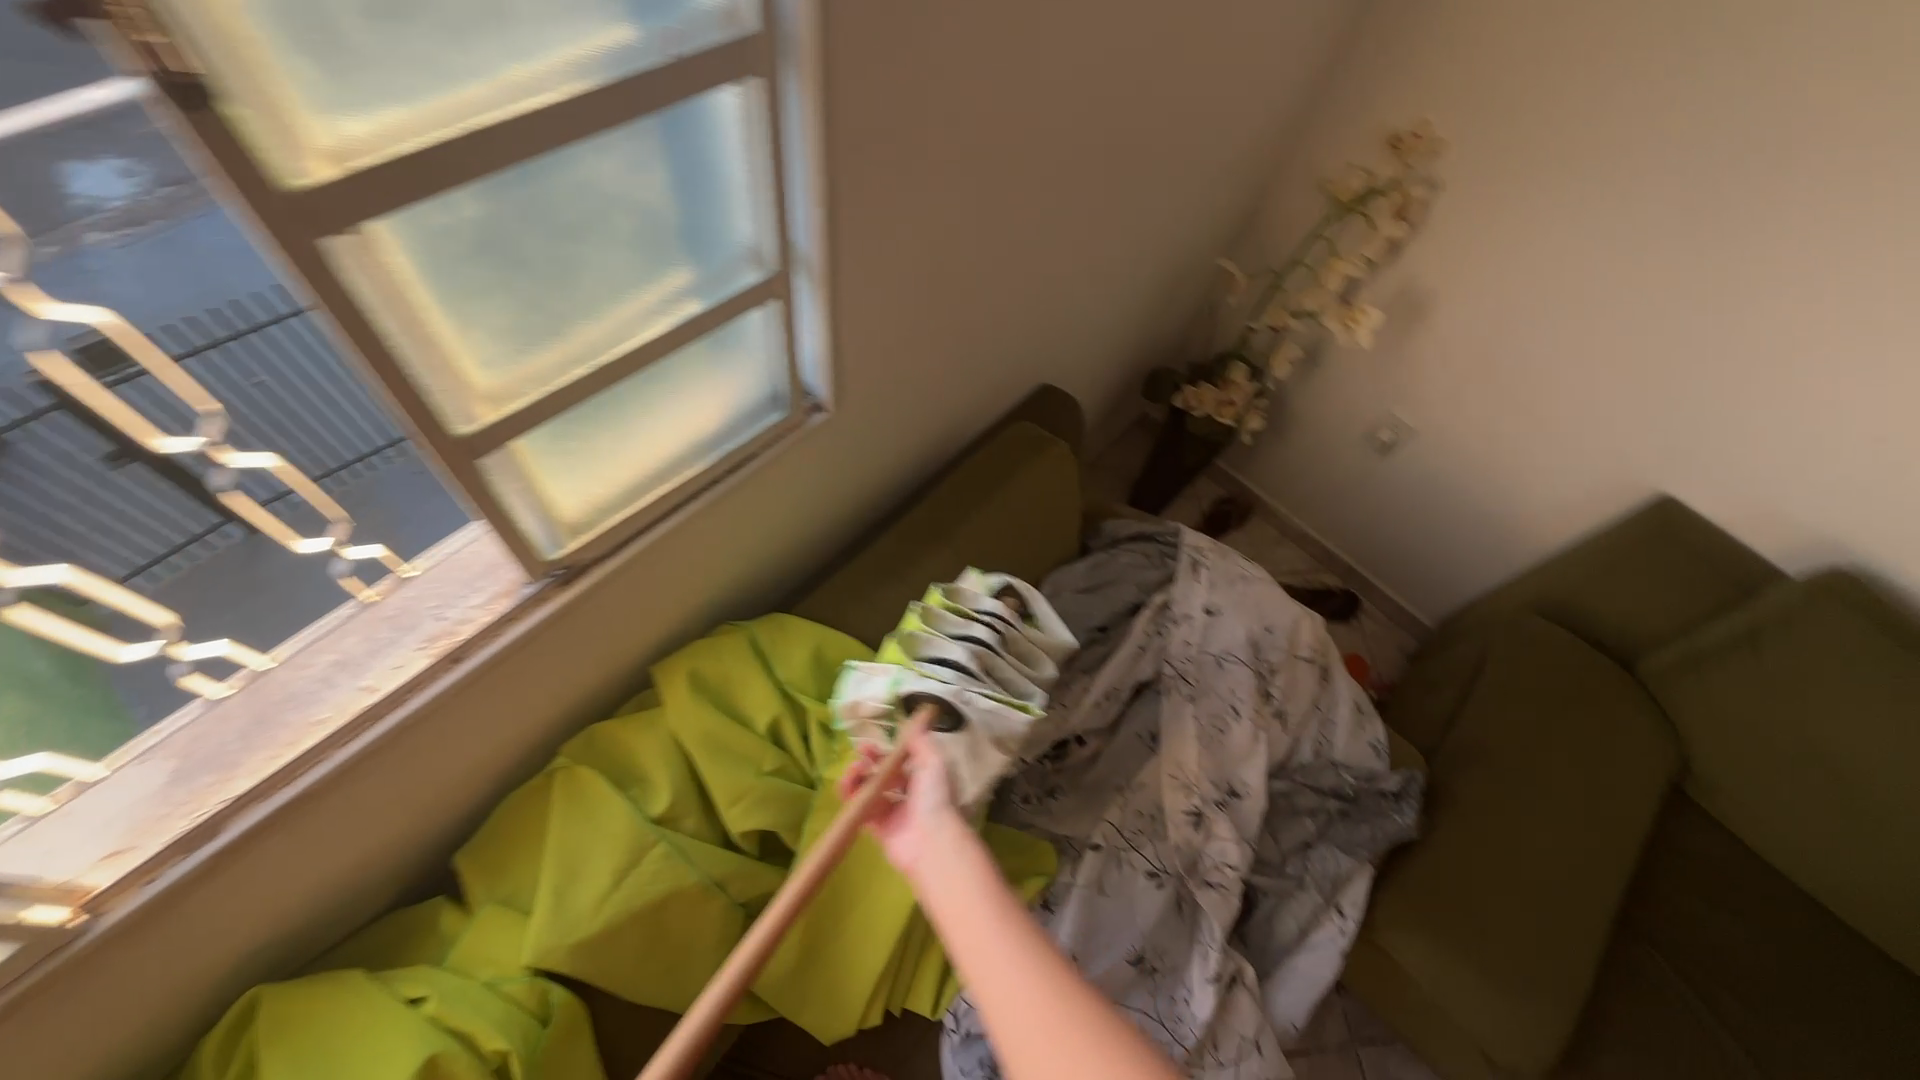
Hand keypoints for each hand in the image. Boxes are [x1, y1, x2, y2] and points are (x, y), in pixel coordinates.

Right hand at [838, 729, 965, 877]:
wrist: (931, 839)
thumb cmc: (934, 795)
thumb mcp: (933, 761)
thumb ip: (921, 740)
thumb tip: (920, 717)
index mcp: (923, 776)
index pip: (899, 760)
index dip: (883, 751)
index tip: (868, 745)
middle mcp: (908, 793)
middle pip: (881, 774)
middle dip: (868, 764)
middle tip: (859, 759)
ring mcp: (892, 811)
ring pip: (868, 790)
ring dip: (857, 778)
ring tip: (853, 773)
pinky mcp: (878, 828)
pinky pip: (860, 810)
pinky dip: (851, 798)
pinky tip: (847, 789)